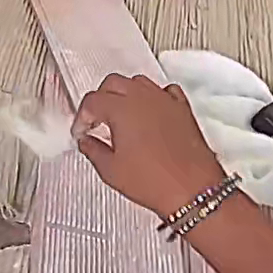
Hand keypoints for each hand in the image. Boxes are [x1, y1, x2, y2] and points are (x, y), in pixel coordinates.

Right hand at [72, 74, 228, 217]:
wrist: (191, 190)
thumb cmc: (155, 180)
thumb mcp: (110, 169)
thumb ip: (93, 150)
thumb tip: (87, 142)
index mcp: (121, 109)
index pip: (92, 101)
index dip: (81, 116)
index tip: (81, 130)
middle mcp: (143, 98)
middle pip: (112, 83)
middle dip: (99, 99)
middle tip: (94, 120)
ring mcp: (165, 101)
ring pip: (137, 82)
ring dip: (123, 94)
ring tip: (118, 116)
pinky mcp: (182, 109)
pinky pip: (164, 91)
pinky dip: (152, 97)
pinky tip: (148, 112)